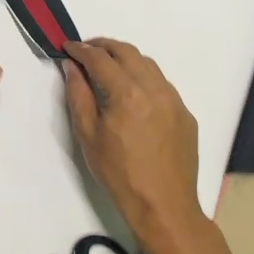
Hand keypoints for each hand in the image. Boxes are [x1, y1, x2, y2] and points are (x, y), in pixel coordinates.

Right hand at [63, 38, 201, 235]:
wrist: (164, 206)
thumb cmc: (118, 172)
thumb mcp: (87, 133)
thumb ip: (77, 94)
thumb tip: (71, 66)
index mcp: (126, 94)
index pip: (99, 58)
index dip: (80, 49)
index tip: (67, 47)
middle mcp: (154, 90)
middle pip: (127, 52)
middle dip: (103, 46)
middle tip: (85, 51)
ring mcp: (174, 101)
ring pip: (148, 64)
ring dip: (125, 58)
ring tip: (108, 67)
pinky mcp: (185, 114)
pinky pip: (162, 84)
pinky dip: (143, 76)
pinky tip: (132, 92)